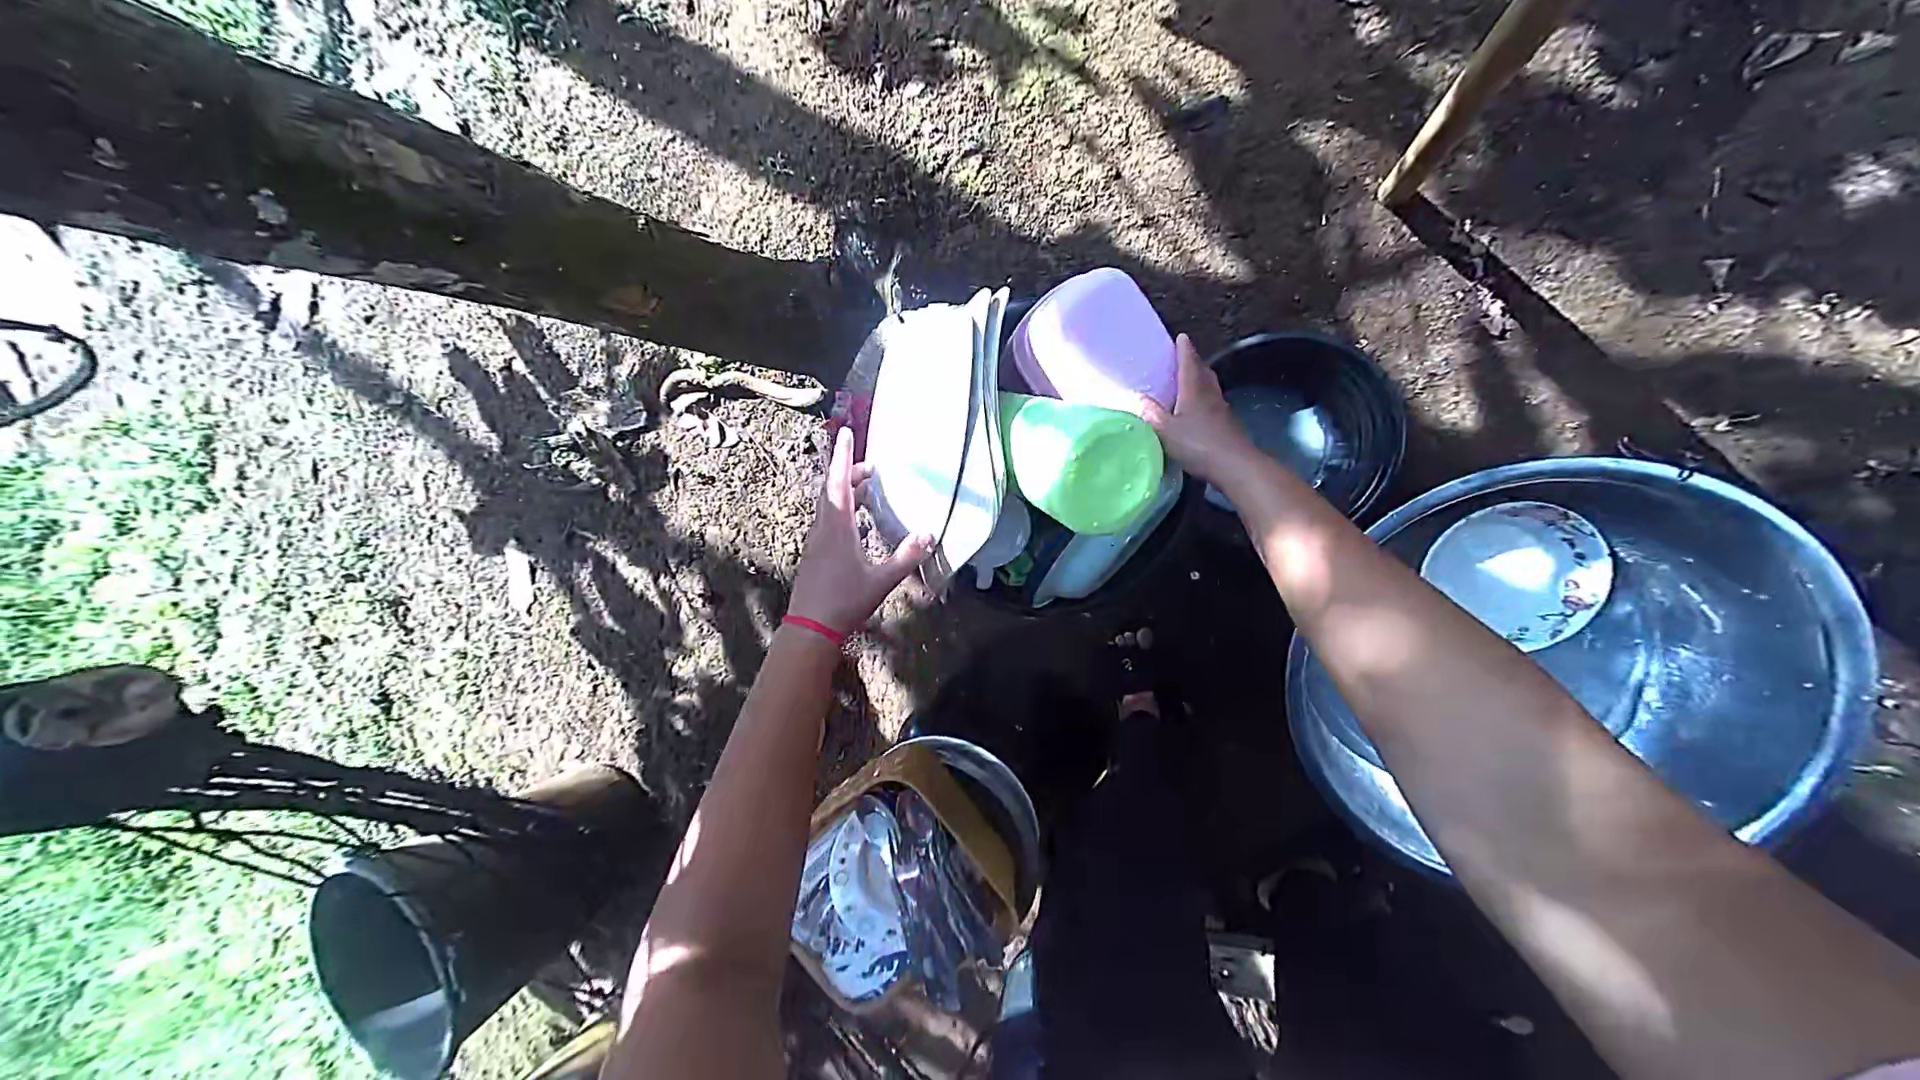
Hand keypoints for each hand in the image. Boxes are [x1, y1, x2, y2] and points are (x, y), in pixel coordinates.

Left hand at [786, 426, 933, 635]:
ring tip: (865, 488)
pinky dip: (840, 507)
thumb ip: (906, 556)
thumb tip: (929, 534)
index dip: (843, 456)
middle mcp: (822, 528)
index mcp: (837, 527)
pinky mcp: (814, 552)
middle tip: (870, 467)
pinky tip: (853, 520)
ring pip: (828, 504)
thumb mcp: (882, 580)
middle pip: (833, 489)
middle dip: (848, 472)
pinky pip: (826, 518)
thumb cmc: (845, 601)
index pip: (839, 482)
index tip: (845, 432)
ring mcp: (815, 540)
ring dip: (844, 490)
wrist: (810, 627)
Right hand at [1136, 334, 1261, 487]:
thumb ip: (1152, 414)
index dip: (1184, 350)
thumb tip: (1139, 399)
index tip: (1182, 337)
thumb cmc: (1197, 444)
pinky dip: (1206, 399)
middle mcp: (1209, 395)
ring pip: (1210, 387)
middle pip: (1203, 372)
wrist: (1235, 465)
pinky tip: (1200, 409)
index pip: (1189, 363)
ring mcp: (1221, 410)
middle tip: (1185, 357)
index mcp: (1193, 390)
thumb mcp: (1166, 431)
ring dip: (1201, 379)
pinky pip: (1214, 403)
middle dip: (1194, 362)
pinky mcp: (1228, 425)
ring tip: (1191, 379)